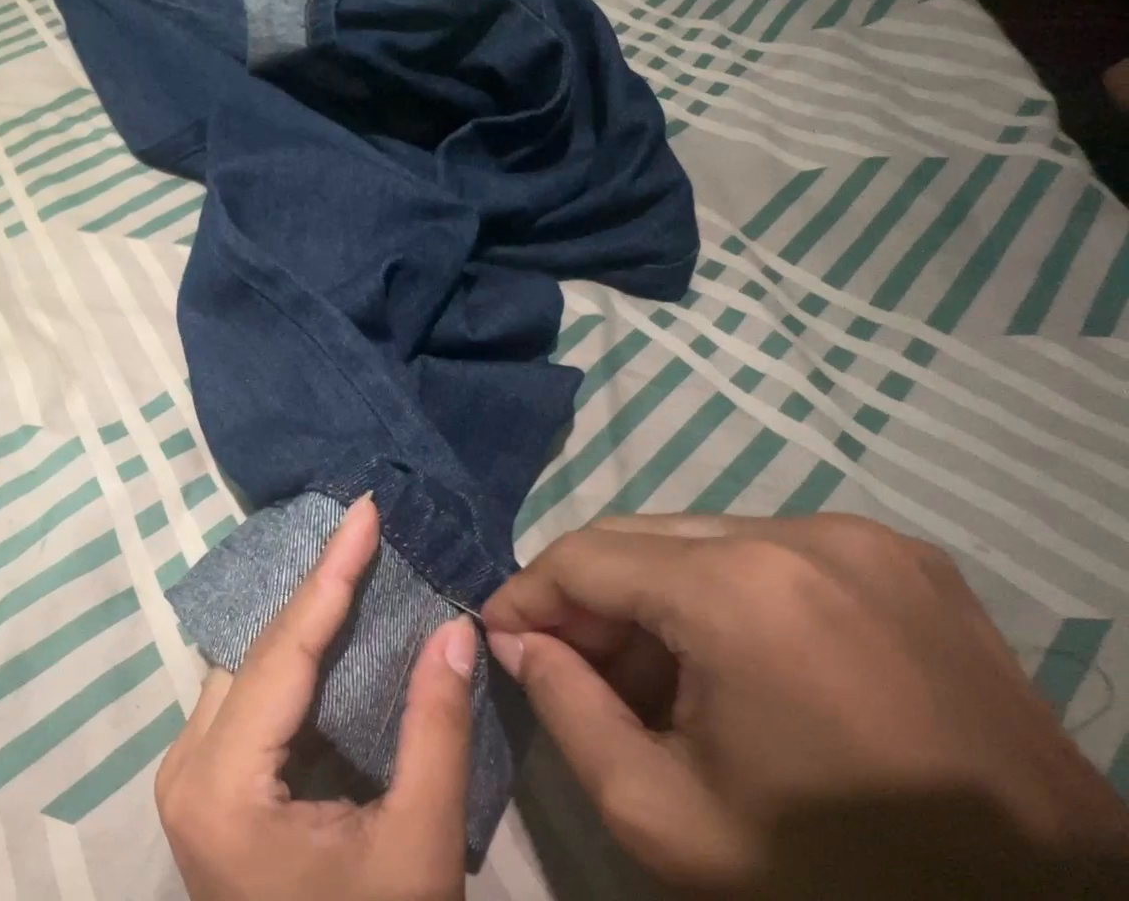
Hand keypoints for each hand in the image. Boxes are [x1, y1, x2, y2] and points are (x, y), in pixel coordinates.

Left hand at [156, 495, 477, 900]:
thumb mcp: (418, 847)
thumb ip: (435, 732)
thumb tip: (453, 629)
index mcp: (221, 783)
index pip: (282, 652)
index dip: (329, 576)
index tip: (361, 513)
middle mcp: (184, 767)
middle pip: (256, 655)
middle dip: (314, 591)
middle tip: (365, 535)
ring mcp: (186, 777)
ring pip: (245, 670)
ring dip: (300, 621)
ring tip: (354, 566)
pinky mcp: (203, 786)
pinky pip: (245, 699)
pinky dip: (290, 662)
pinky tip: (328, 632)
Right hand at [482, 513, 1128, 891]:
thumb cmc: (828, 870)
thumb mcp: (660, 811)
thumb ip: (563, 707)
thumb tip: (514, 641)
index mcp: (740, 588)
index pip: (583, 557)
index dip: (524, 596)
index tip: (496, 639)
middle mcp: (802, 535)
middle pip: (639, 538)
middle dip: (585, 598)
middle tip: (563, 662)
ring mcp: (867, 543)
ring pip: (700, 541)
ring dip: (651, 596)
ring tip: (646, 675)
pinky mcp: (908, 564)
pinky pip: (770, 555)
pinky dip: (719, 595)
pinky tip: (723, 664)